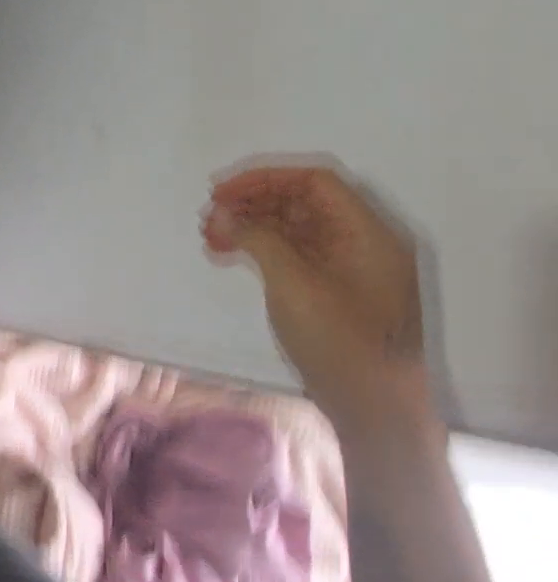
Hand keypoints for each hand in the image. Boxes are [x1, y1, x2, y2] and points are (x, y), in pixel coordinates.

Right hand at [203, 161, 435, 437]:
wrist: (372, 402)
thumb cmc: (338, 337)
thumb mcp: (293, 282)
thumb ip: (257, 239)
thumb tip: (223, 213)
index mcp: (366, 233)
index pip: (314, 182)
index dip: (264, 179)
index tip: (219, 193)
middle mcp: (361, 242)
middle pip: (302, 201)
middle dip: (252, 201)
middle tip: (208, 216)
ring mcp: (348, 265)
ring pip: (293, 225)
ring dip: (250, 223)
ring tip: (211, 236)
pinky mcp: (332, 287)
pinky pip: (292, 250)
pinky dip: (258, 245)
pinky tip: (228, 255)